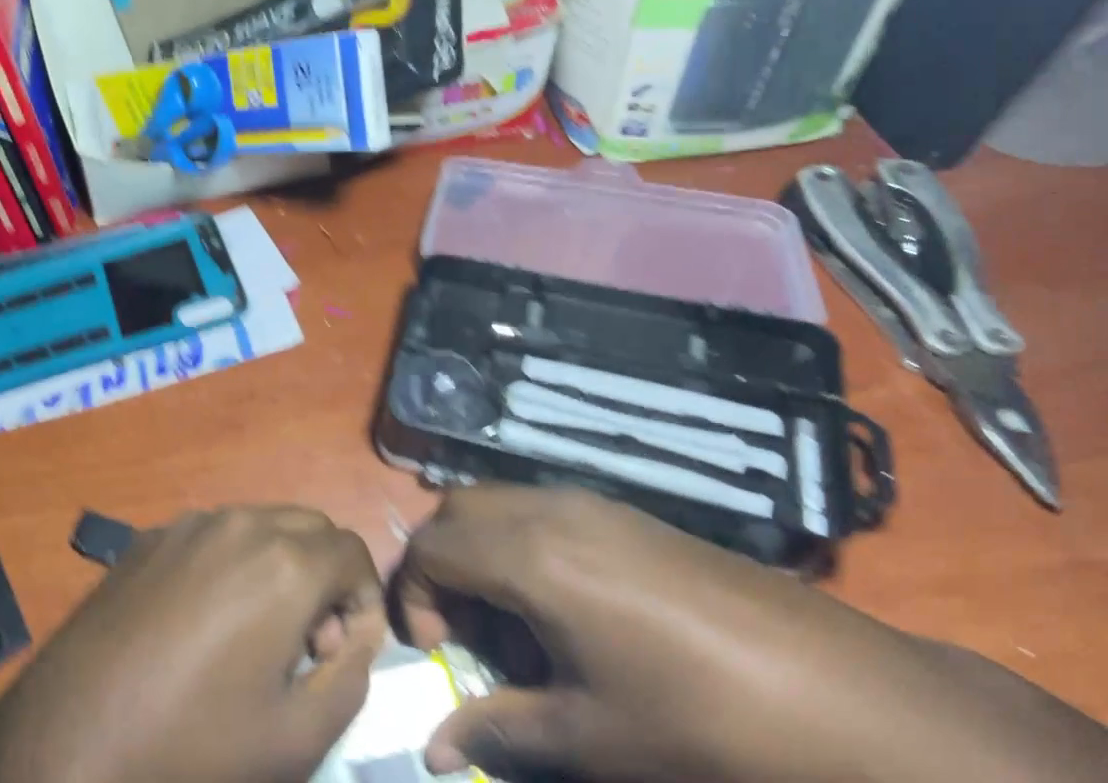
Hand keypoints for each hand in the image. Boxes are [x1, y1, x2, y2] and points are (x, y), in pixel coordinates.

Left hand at [0, 506, 386, 782]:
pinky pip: (210, 536)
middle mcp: (236, 524)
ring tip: (257, 634)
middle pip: (309, 528)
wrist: (72, 736)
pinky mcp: (143, 540)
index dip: (365, 601)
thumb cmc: (194, 740)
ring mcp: (183, 526)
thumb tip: (353, 640)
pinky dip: (231, 563)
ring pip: (258, 525)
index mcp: (283, 563)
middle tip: (308, 645)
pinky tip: (204, 621)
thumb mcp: (298, 736)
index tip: (347, 651)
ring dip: (279, 566)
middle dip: (325, 577)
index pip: (353, 552)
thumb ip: (351, 679)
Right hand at [395, 485, 1107, 781]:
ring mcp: (597, 507)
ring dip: (485, 558)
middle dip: (441, 566)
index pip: (431, 547)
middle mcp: (552, 510)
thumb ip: (497, 730)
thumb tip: (432, 752)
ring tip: (525, 634)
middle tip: (467, 633)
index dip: (414, 596)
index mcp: (530, 555)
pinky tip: (575, 619)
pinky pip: (547, 514)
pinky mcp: (634, 518)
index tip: (442, 652)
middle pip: (457, 511)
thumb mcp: (588, 737)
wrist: (843, 696)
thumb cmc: (697, 718)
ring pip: (501, 506)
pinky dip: (527, 552)